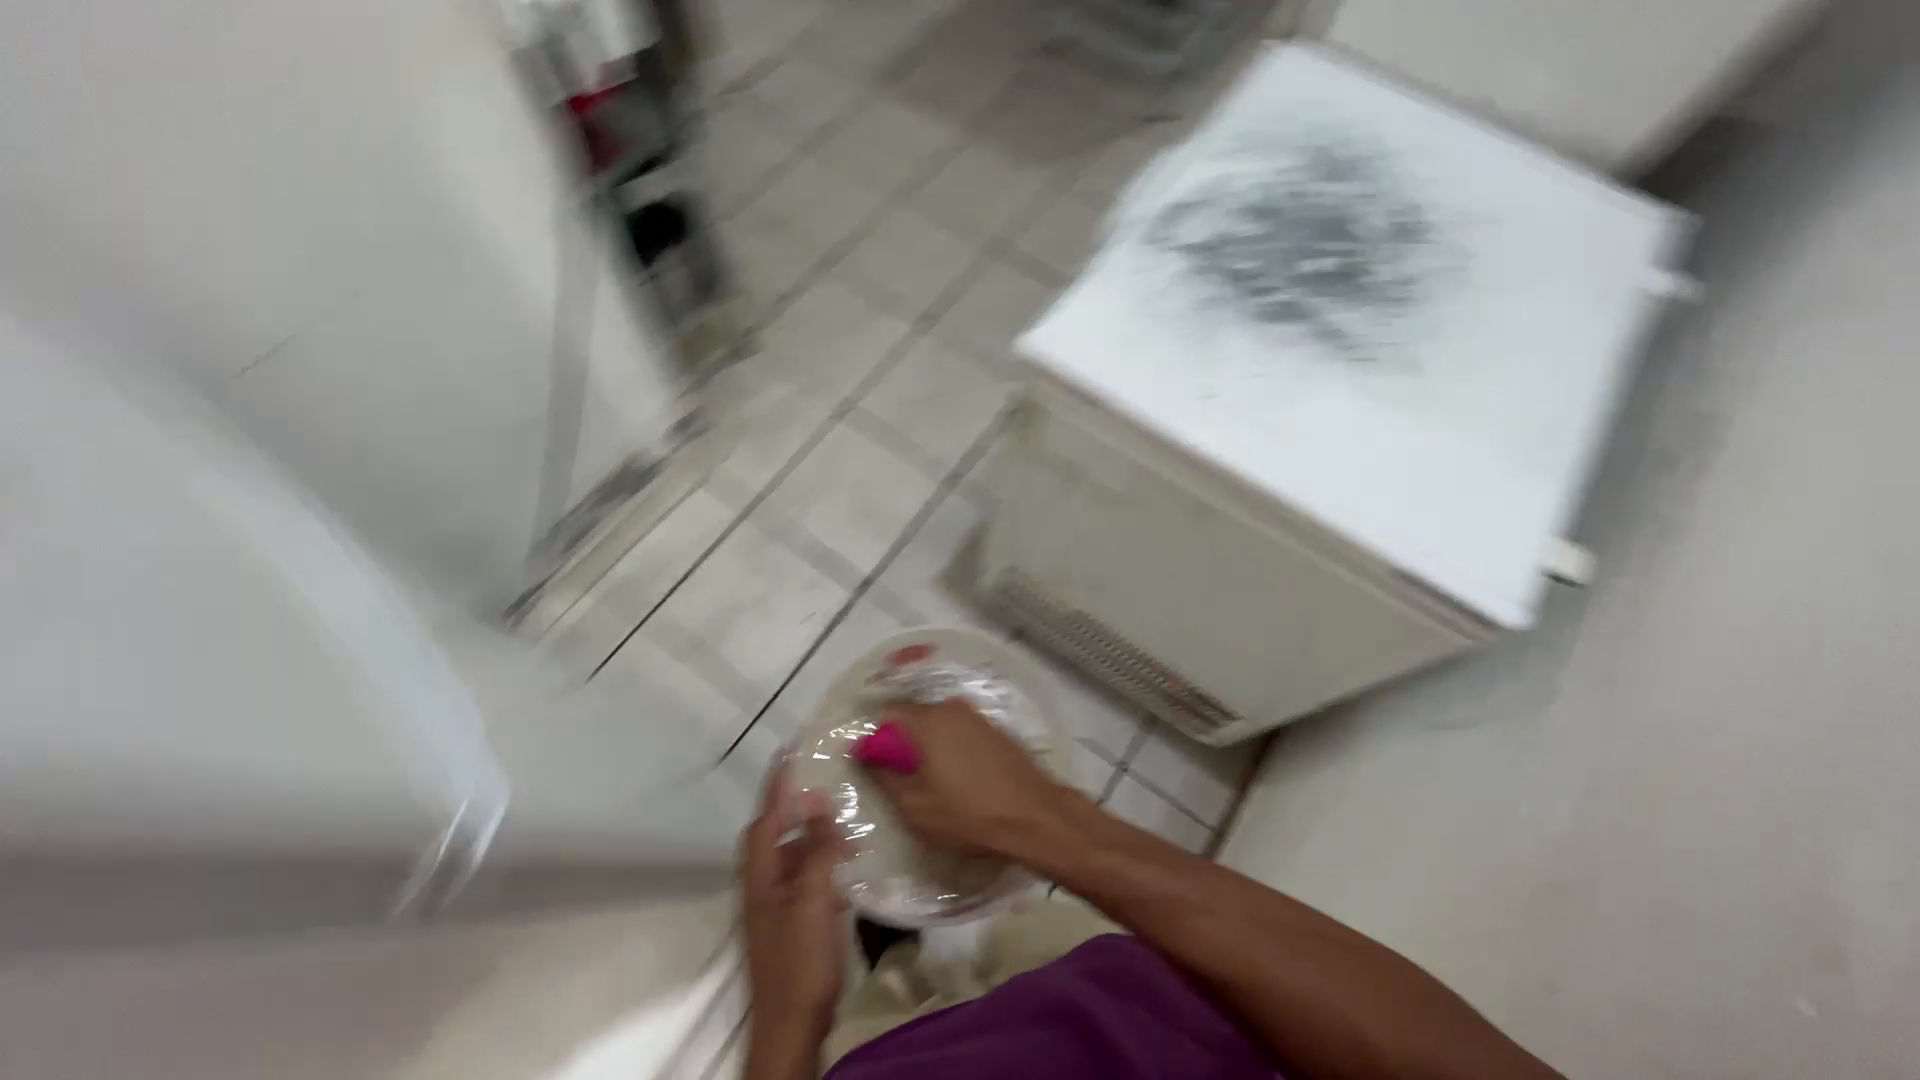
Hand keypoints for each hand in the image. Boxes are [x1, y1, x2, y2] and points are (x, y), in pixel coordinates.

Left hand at [740, 763, 847, 1055]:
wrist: (791, 1025)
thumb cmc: (800, 959)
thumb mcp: (811, 898)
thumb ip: (814, 849)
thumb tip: (816, 801)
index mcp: (760, 875)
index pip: (767, 816)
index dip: (779, 784)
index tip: (791, 750)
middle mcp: (762, 886)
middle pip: (775, 835)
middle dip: (796, 808)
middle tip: (826, 786)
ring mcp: (775, 908)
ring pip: (793, 858)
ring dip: (814, 838)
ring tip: (846, 828)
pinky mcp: (791, 925)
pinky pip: (805, 880)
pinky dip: (822, 865)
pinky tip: (846, 869)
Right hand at [863, 699, 1080, 860]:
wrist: (1035, 818)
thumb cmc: (968, 814)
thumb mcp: (914, 806)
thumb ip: (882, 776)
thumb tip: (863, 754)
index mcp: (927, 720)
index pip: (886, 715)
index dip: (877, 740)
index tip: (879, 769)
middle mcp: (952, 708)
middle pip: (914, 717)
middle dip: (903, 743)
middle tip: (905, 780)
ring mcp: (979, 717)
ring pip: (940, 725)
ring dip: (930, 747)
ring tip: (934, 783)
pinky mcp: (998, 731)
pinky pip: (962, 733)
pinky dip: (954, 749)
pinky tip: (961, 779)